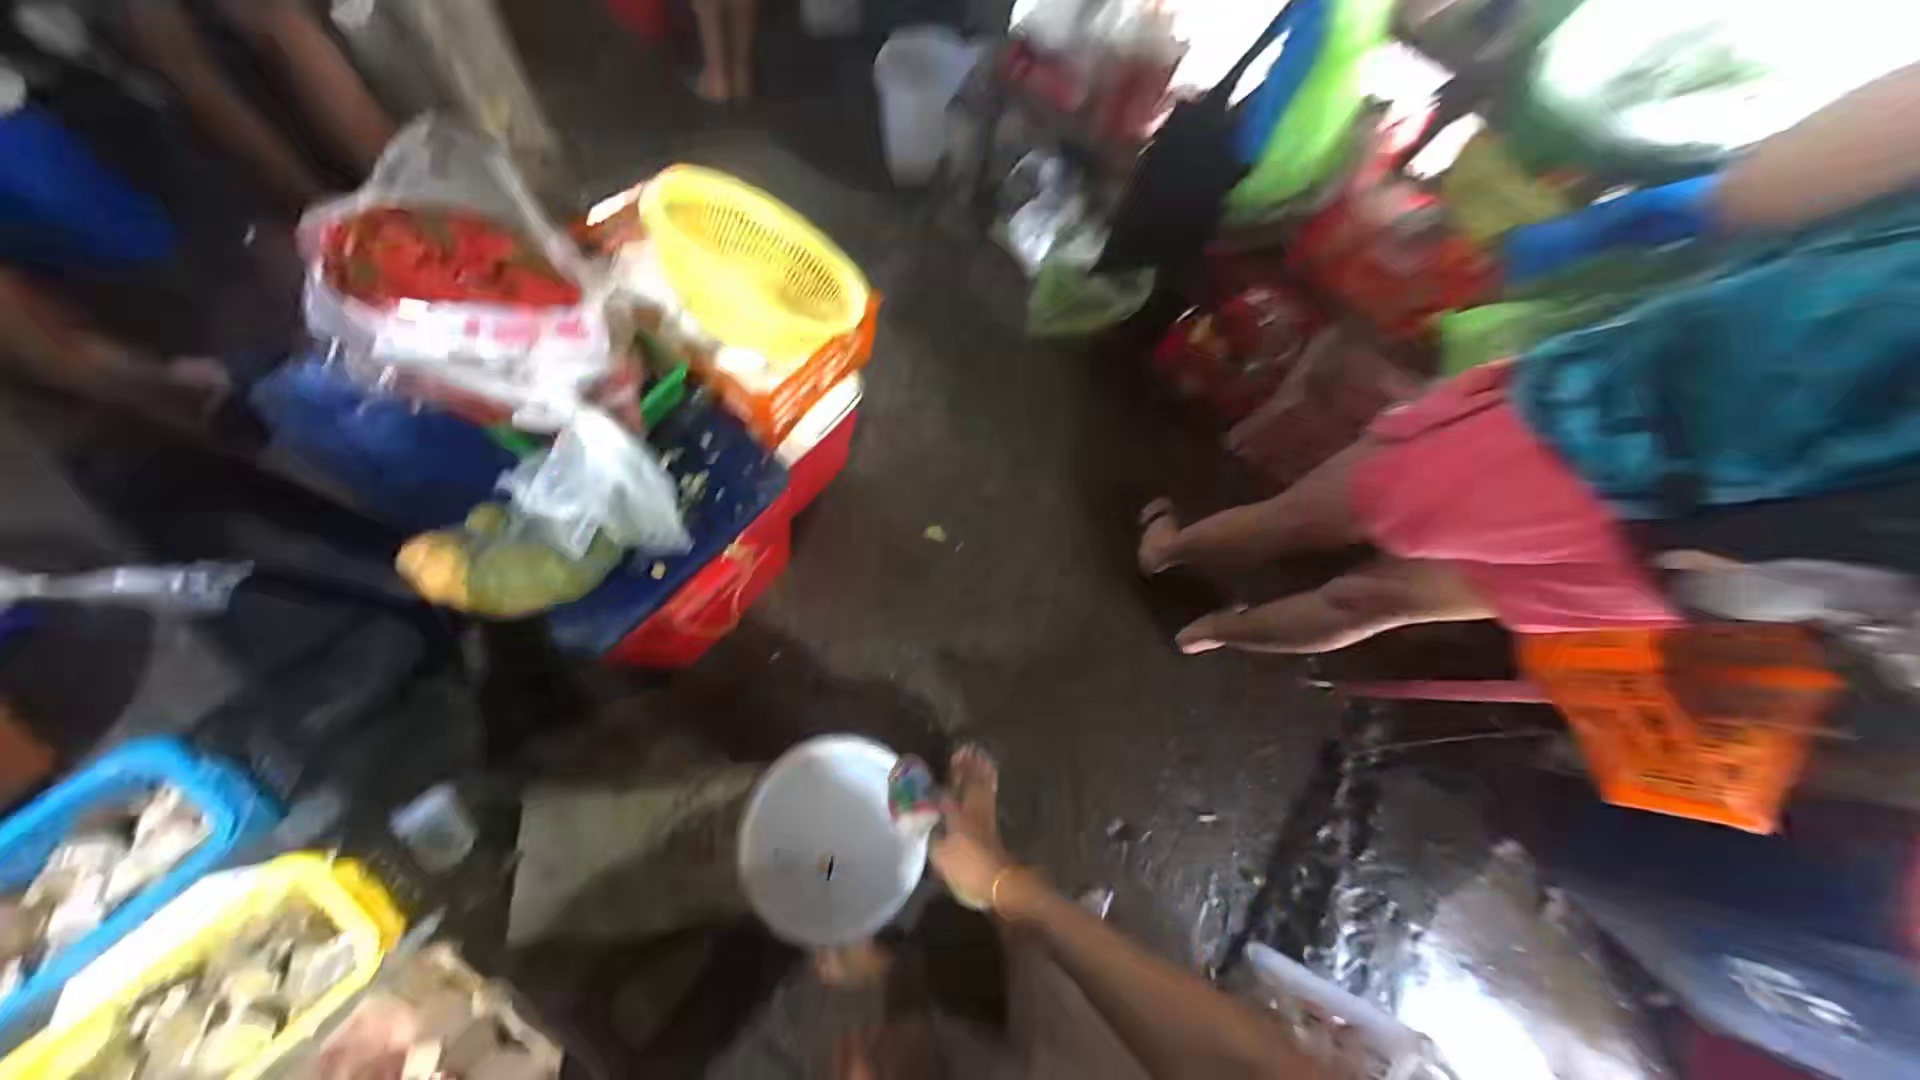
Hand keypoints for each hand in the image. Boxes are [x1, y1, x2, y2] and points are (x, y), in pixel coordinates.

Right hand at [930, 747, 1015, 910]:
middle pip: (969, 782)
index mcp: (957, 814)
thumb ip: (933, 837)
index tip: (942, 762)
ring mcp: (985, 815)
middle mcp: (972, 809)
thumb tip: (929, 824)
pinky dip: (988, 782)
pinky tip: (989, 778)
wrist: (999, 881)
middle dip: (966, 766)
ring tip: (978, 755)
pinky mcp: (994, 824)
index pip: (949, 790)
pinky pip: (989, 794)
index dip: (946, 777)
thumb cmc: (967, 868)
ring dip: (979, 770)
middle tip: (964, 749)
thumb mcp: (941, 857)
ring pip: (982, 786)